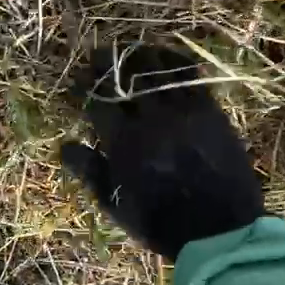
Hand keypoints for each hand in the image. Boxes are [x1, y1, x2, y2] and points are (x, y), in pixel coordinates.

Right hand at [60, 43, 263, 258]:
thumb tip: (64, 145)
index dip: (86, 86)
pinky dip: (175, 63)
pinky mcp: (211, 111)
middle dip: (108, 64)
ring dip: (141, 56)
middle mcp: (152, 119)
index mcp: (124, 142)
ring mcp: (185, 112)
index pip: (98, 100)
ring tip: (131, 52)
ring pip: (159, 70)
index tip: (79, 81)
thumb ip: (89, 171)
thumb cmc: (159, 222)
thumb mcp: (114, 204)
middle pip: (126, 77)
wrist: (219, 232)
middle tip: (99, 56)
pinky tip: (166, 60)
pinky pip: (191, 76)